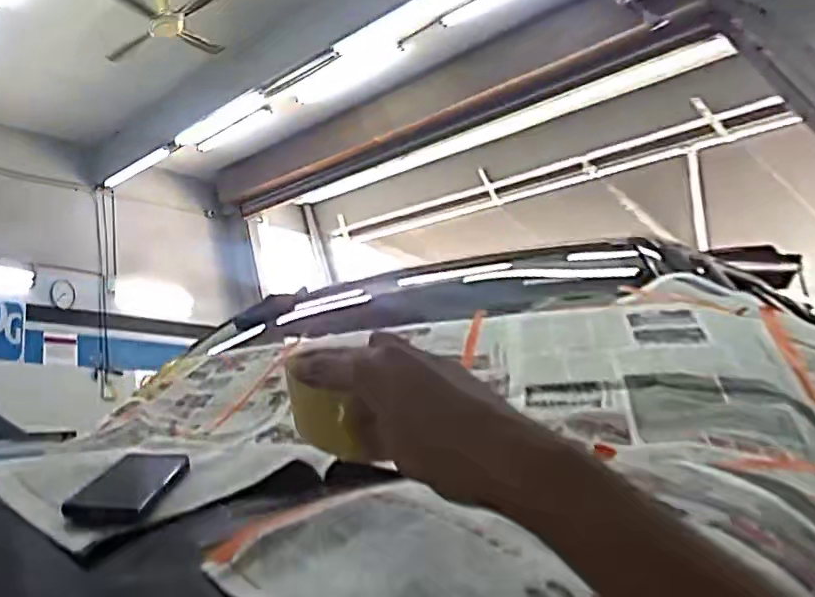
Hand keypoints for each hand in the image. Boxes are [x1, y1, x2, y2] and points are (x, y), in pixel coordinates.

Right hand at [289, 332, 575, 511]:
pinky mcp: (457, 371)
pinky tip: (416, 404)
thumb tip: (358, 423)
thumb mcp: (393, 451)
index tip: (293, 369)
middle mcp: (393, 353)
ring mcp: (428, 359)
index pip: (325, 363)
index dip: (306, 368)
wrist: (521, 461)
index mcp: (369, 368)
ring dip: (378, 370)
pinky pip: (416, 368)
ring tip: (378, 395)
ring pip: (389, 355)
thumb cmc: (444, 456)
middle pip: (357, 352)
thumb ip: (369, 429)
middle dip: (344, 364)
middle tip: (337, 382)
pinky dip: (406, 380)